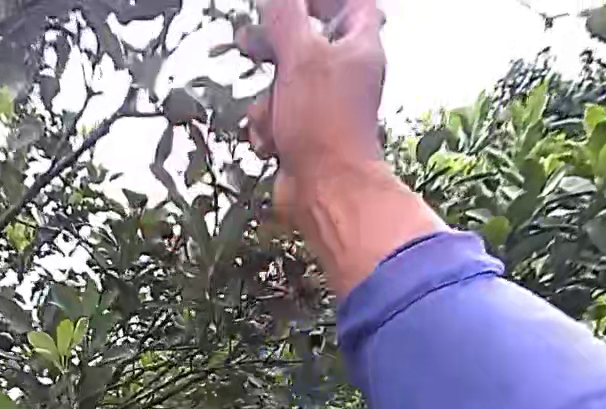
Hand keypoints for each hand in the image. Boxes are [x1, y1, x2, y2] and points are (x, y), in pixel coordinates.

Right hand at [241, 0, 443, 294]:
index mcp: (359, 46)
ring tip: (269, 118)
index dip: (317, 0)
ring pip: (283, 87)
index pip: (347, 3)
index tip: (291, 2)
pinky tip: (270, 145)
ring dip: (266, 102)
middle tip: (246, 40)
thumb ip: (285, 16)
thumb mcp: (301, 56)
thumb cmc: (324, 124)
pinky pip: (277, 123)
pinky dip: (268, 131)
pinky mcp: (304, 141)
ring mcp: (323, 111)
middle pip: (305, 44)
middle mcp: (345, 76)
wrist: (325, 193)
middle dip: (273, 47)